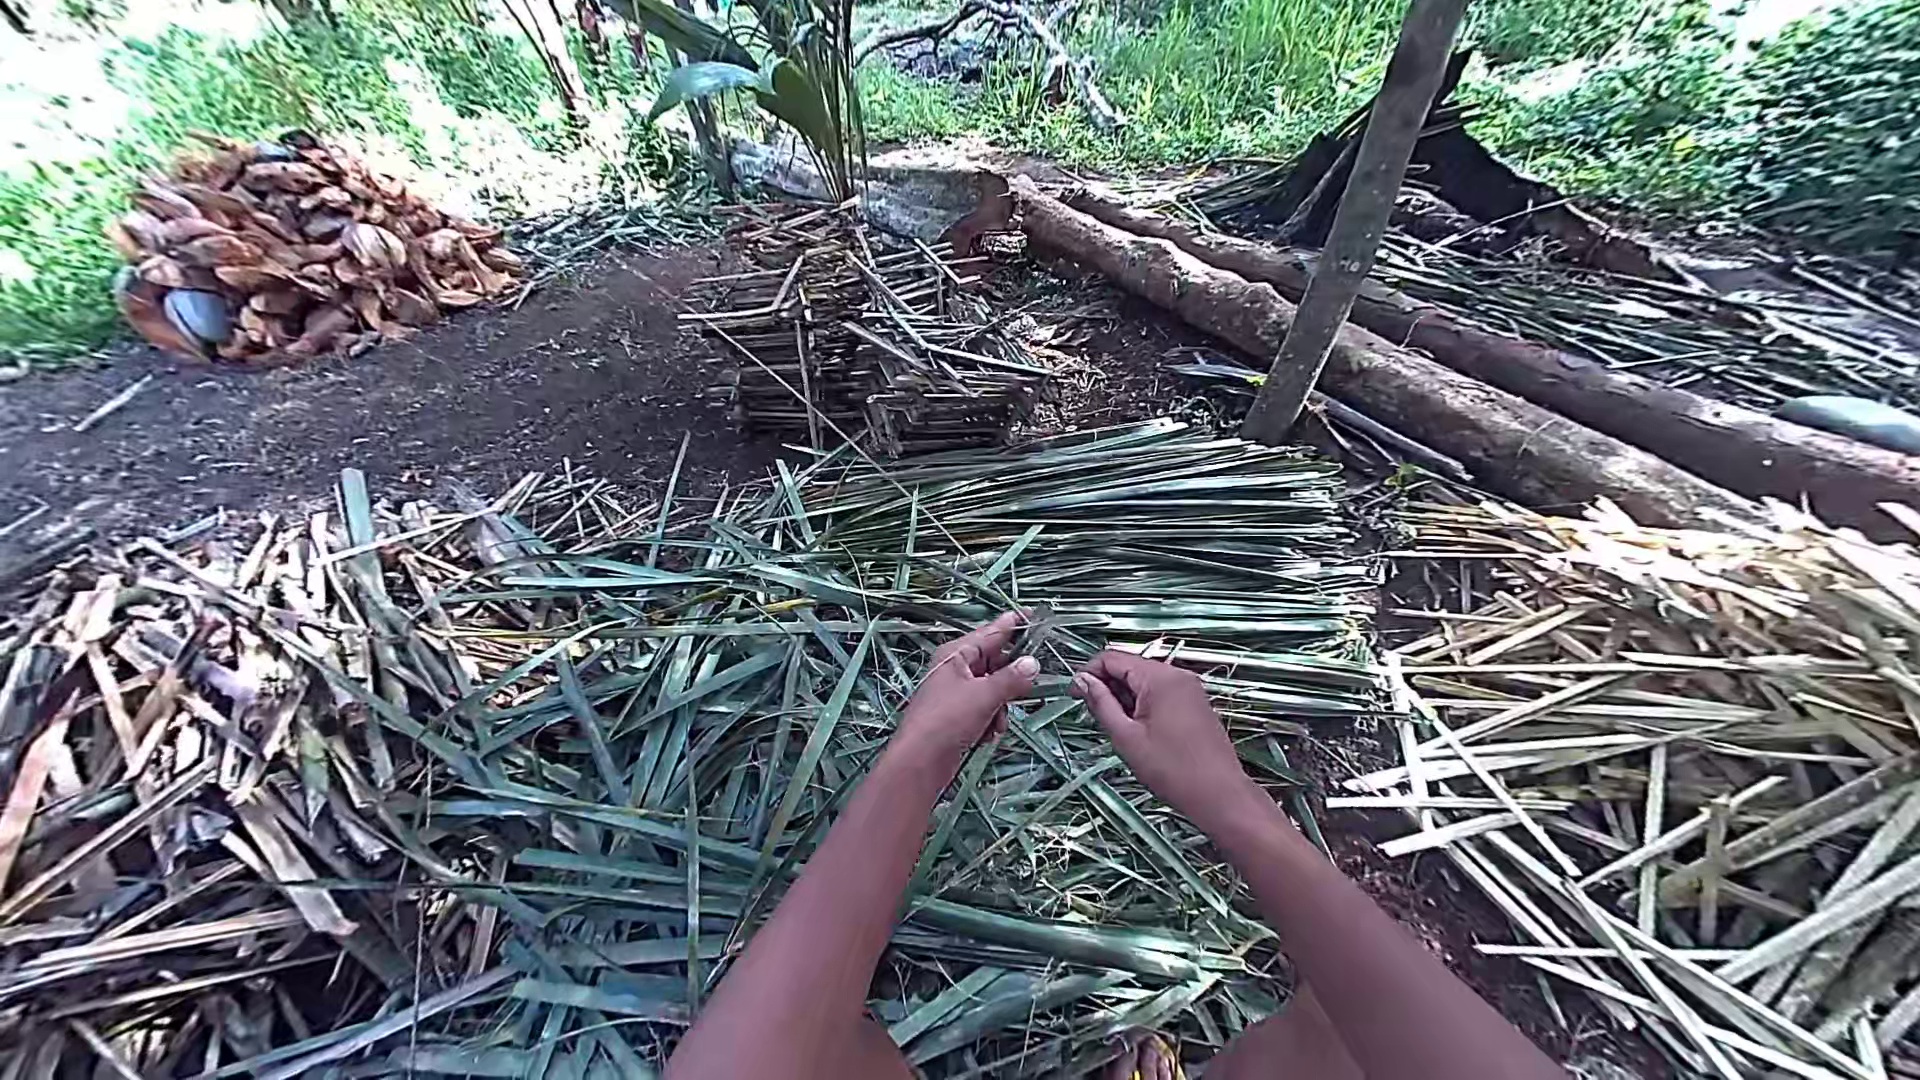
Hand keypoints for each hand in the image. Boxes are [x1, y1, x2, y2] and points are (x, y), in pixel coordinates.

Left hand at [894, 612, 1038, 770]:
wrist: (920, 762)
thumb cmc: (947, 719)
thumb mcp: (984, 695)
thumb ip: (1012, 678)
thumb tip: (1033, 663)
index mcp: (956, 654)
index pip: (990, 632)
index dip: (1012, 624)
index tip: (1033, 615)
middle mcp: (955, 668)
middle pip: (994, 662)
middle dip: (1010, 679)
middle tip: (1025, 688)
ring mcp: (956, 691)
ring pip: (993, 688)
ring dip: (1000, 705)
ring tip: (995, 721)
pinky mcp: (958, 713)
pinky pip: (985, 707)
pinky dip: (990, 719)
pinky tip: (987, 733)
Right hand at [1071, 651, 1259, 829]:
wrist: (1220, 796)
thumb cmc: (1175, 771)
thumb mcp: (1126, 737)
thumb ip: (1100, 703)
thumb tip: (1083, 681)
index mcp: (1159, 679)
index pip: (1112, 658)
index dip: (1089, 673)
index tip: (1075, 693)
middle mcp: (1177, 676)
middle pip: (1128, 666)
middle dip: (1107, 686)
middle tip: (1095, 715)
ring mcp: (1189, 688)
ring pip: (1143, 680)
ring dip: (1124, 697)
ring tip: (1120, 728)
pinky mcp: (1194, 702)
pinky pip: (1159, 691)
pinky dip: (1142, 703)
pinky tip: (1139, 729)